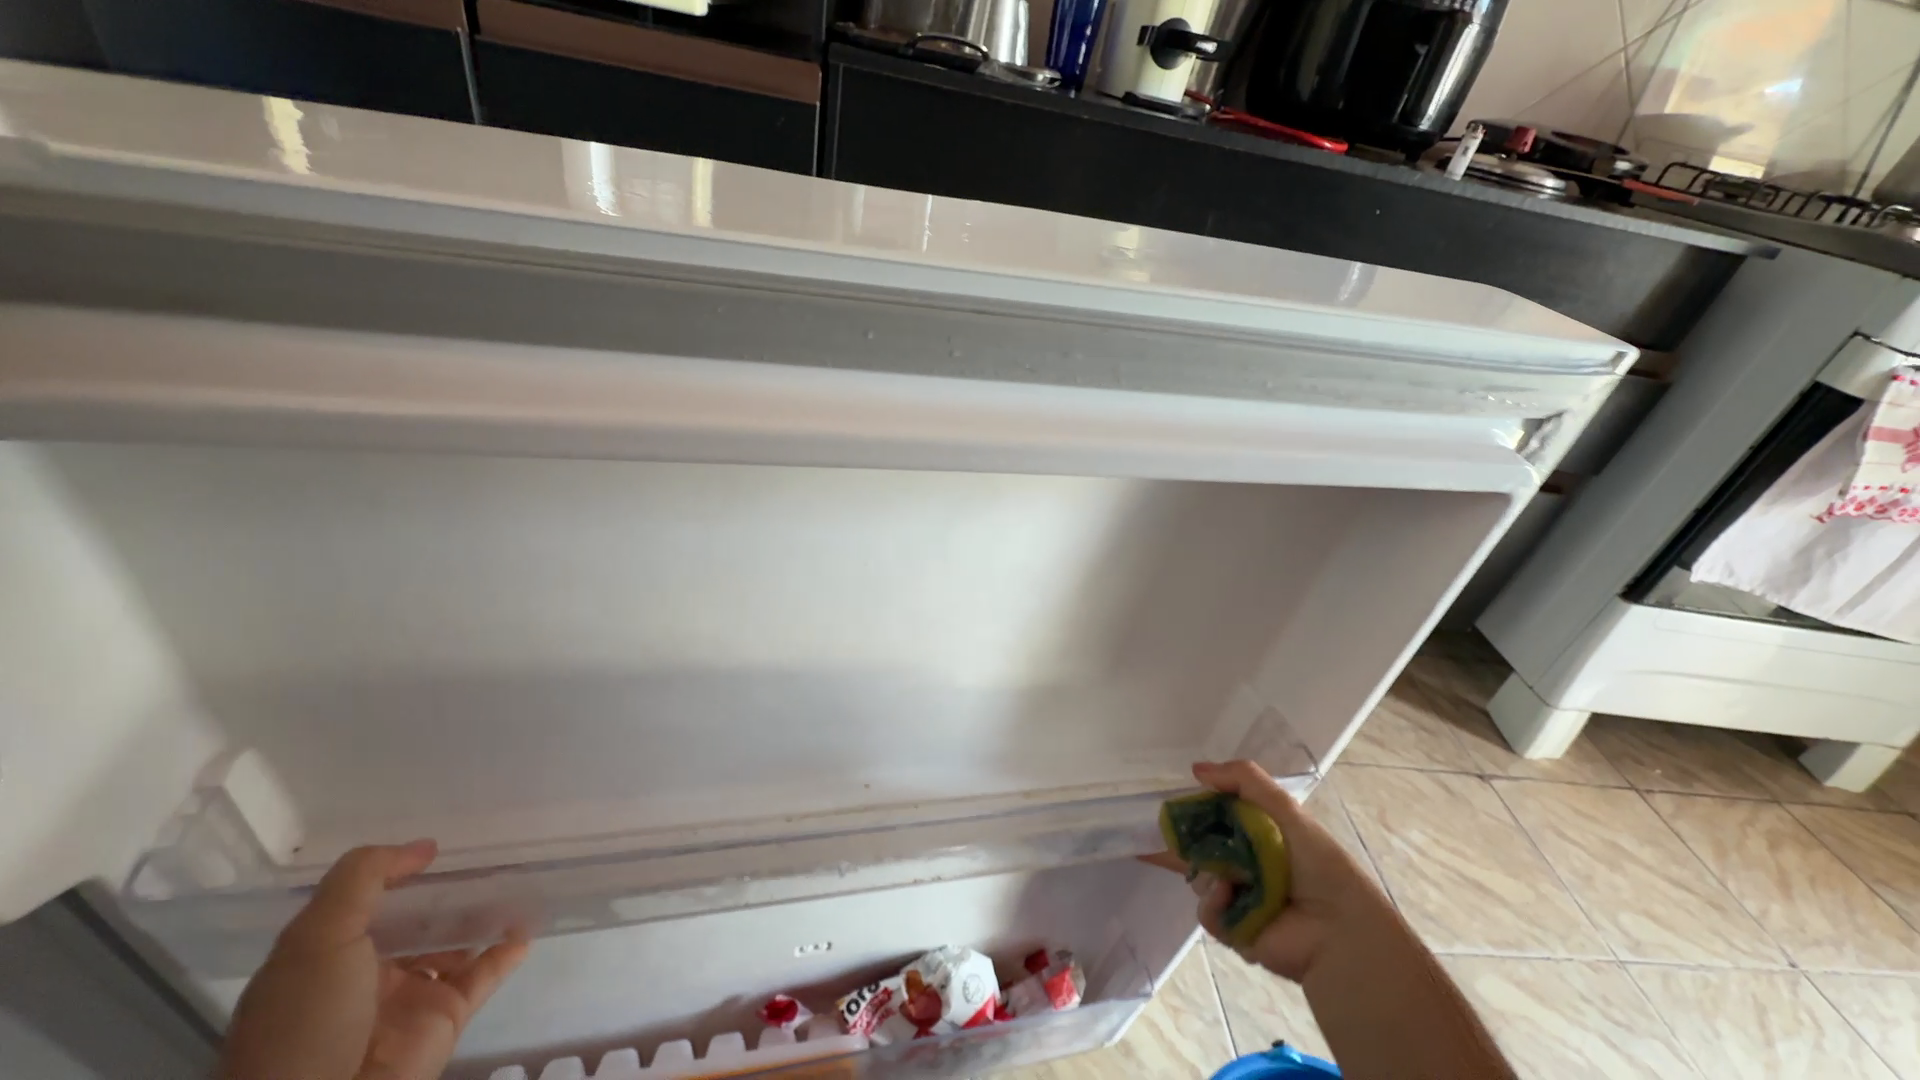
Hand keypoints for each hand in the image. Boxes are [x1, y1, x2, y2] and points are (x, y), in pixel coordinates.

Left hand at [221, 840, 529, 1079]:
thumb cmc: (306, 1017)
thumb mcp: (318, 935)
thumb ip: (365, 877)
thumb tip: (423, 846)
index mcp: (325, 955)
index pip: (365, 904)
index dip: (396, 873)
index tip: (435, 848)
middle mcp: (367, 974)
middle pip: (415, 922)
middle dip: (446, 893)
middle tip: (487, 857)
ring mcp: (409, 998)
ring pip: (453, 945)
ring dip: (482, 917)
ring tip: (515, 882)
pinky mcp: (446, 1018)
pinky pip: (484, 977)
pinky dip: (507, 953)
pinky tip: (526, 927)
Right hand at [1147, 760, 1386, 982]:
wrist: (1337, 926)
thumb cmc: (1315, 863)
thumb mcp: (1283, 808)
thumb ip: (1242, 779)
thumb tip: (1196, 770)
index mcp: (1258, 836)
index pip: (1216, 818)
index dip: (1193, 812)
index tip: (1171, 808)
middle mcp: (1245, 865)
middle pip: (1200, 848)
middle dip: (1185, 843)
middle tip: (1170, 838)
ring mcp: (1238, 898)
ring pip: (1199, 878)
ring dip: (1208, 873)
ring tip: (1227, 879)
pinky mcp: (1233, 929)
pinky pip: (1206, 911)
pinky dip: (1214, 903)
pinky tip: (1229, 898)